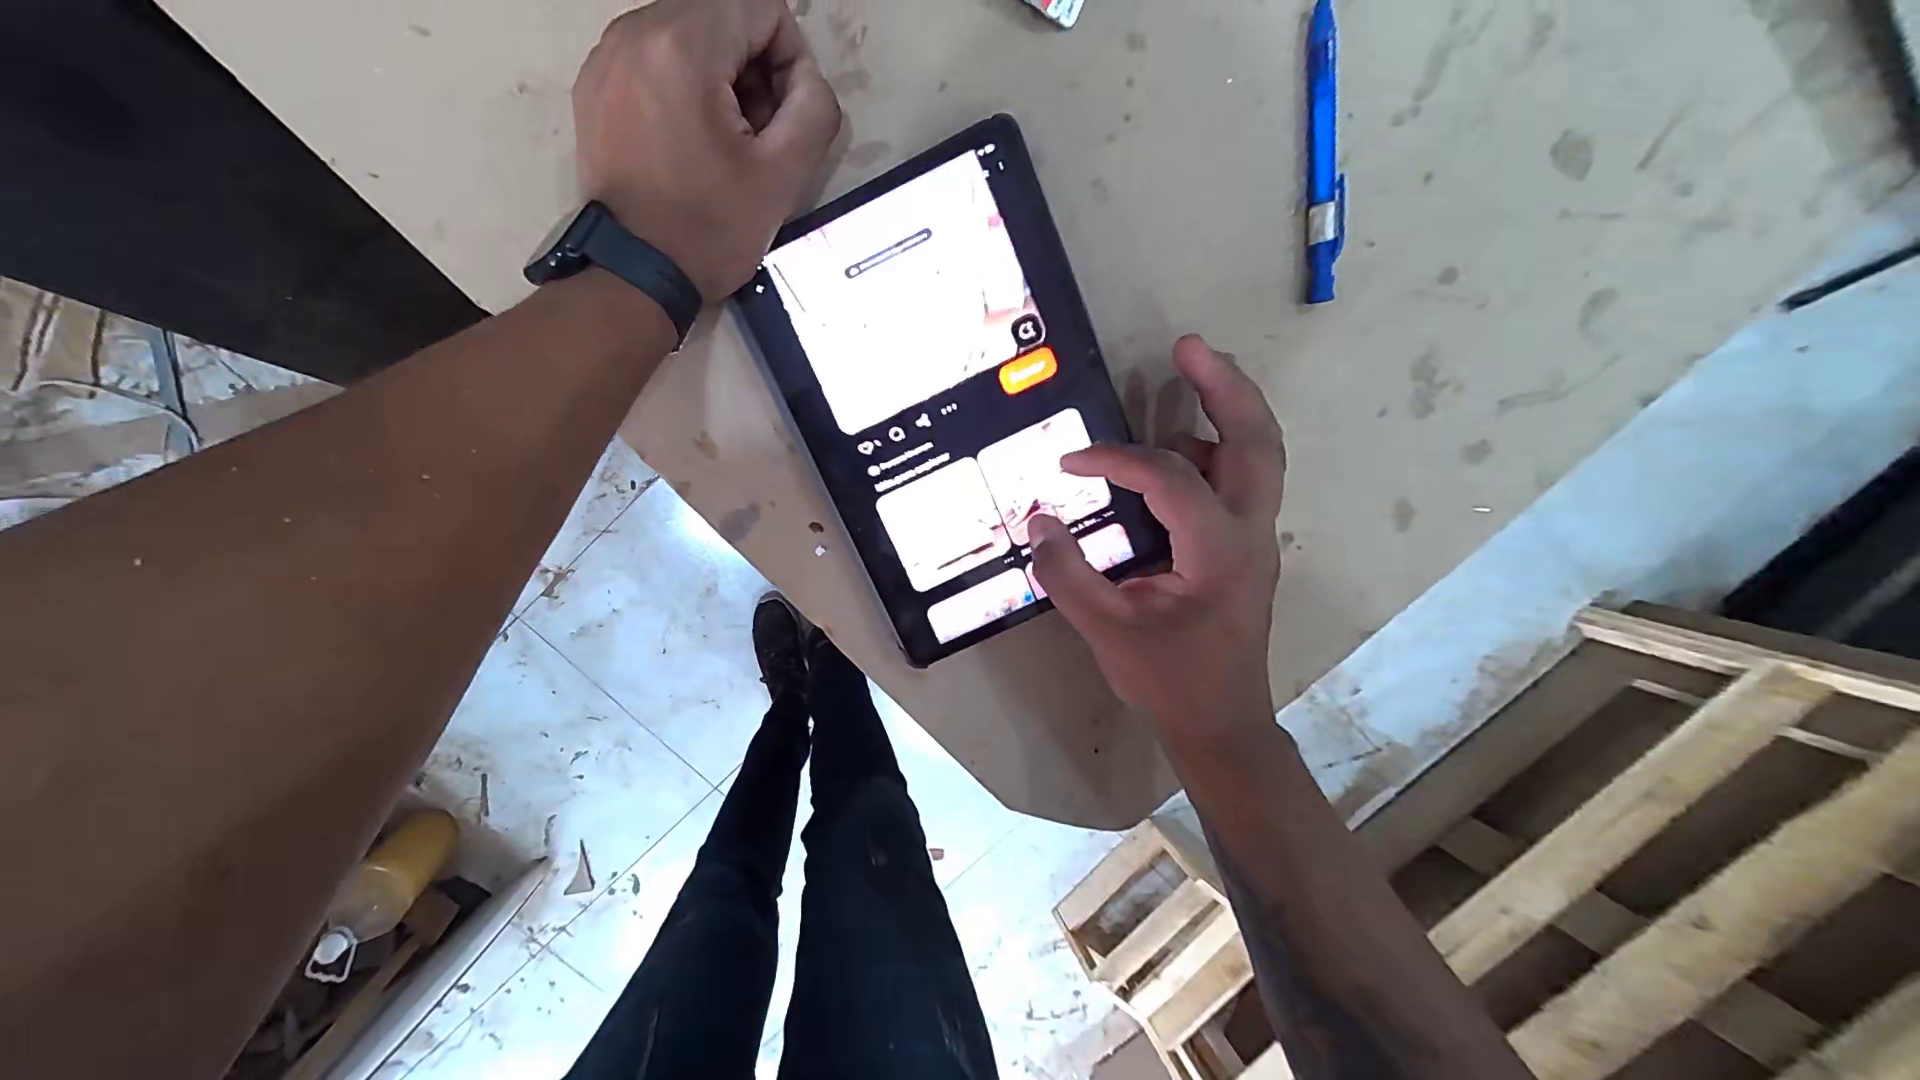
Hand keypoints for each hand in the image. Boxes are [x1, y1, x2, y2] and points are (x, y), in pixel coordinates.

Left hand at [573, 0, 840, 299]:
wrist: (637, 273)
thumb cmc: (711, 228)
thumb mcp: (784, 176)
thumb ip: (814, 108)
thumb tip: (804, 79)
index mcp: (683, 45)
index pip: (762, 7)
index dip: (791, 61)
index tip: (785, 120)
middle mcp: (635, 32)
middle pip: (723, 17)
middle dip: (754, 72)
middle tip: (758, 140)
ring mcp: (607, 58)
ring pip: (689, 39)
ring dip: (722, 83)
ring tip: (726, 148)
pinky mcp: (595, 88)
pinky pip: (656, 64)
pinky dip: (685, 93)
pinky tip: (691, 147)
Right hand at [1030, 335, 1285, 743]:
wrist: (1222, 724)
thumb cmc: (1169, 680)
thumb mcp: (1107, 629)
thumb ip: (1067, 573)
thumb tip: (1038, 519)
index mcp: (1220, 549)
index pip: (1169, 476)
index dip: (1116, 459)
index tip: (1070, 462)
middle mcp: (1250, 532)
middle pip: (1257, 438)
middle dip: (1225, 385)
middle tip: (1190, 346)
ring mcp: (1255, 538)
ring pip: (1258, 455)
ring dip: (1226, 413)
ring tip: (1189, 379)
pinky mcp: (1244, 548)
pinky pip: (1239, 481)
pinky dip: (1212, 453)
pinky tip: (1175, 454)